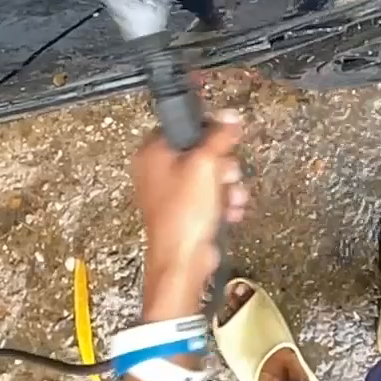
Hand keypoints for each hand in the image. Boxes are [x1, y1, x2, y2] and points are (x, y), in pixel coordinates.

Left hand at [131, 110, 247, 318]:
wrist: (183, 263)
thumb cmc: (182, 217)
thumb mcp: (206, 163)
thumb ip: (219, 135)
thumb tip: (229, 117)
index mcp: (151, 152)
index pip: (184, 123)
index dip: (208, 129)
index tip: (225, 135)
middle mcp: (156, 170)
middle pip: (200, 150)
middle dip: (221, 163)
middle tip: (225, 172)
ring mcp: (169, 192)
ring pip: (208, 174)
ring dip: (226, 184)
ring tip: (229, 195)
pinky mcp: (183, 211)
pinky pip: (209, 195)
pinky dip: (223, 201)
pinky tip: (229, 210)